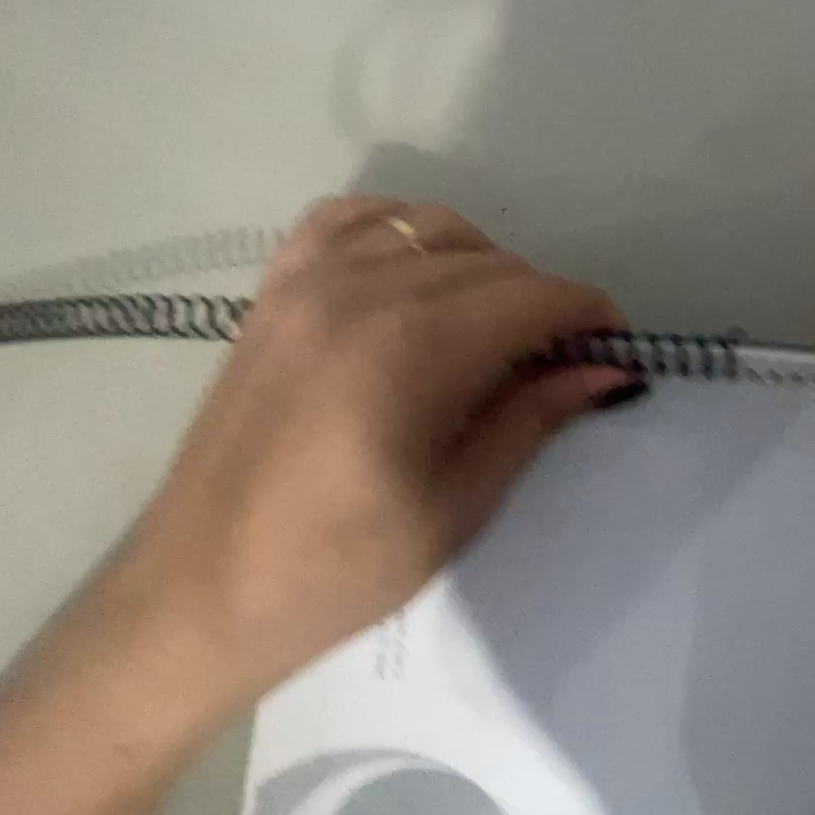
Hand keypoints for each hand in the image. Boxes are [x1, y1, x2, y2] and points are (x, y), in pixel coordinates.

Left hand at [120, 196, 638, 697]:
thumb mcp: (457, 507)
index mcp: (410, 351)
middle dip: (544, 302)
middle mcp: (359, 291)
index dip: (587, 314)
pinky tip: (419, 276)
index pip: (532, 297)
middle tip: (562, 361)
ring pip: (430, 227)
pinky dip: (402, 232)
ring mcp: (307, 282)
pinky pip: (351, 221)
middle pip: (491, 263)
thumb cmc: (337, 572)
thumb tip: (607, 370)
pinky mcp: (273, 292)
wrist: (198, 593)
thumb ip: (533, 418)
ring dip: (485, 265)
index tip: (615, 347)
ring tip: (496, 325)